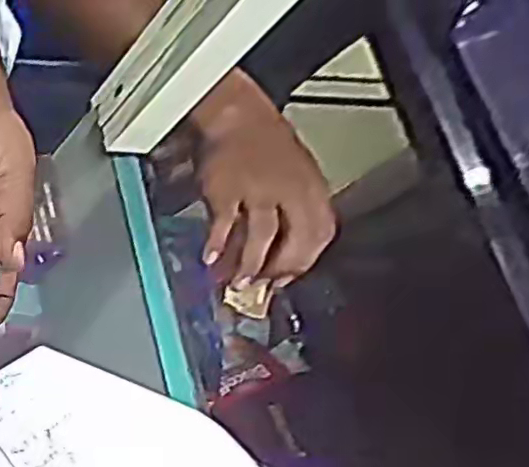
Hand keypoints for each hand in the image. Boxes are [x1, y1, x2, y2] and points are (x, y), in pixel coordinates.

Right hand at [192, 78, 335, 288]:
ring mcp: (259, 191)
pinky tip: (209, 258)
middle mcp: (291, 190)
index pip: (319, 232)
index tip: (283, 279)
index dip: (303, 261)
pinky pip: (226, 225)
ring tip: (234, 281)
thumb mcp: (289, 174)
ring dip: (249, 264)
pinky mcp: (229, 193)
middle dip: (277, 268)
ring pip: (262, 236)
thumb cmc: (261, 145)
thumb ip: (286, 208)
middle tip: (259, 285)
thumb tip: (272, 246)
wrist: (237, 119)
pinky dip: (217, 245)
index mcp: (310, 187)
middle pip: (295, 238)